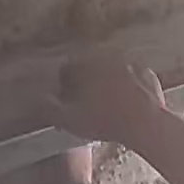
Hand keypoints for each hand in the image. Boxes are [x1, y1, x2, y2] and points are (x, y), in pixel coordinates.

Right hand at [52, 55, 168, 146]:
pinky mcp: (146, 74)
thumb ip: (50, 108)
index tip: (68, 99)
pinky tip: (129, 103)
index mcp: (84, 67)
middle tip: (88, 105)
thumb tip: (37, 99)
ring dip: (108, 83)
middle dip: (87, 82)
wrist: (145, 123)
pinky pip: (133, 77)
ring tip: (109, 106)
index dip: (65, 85)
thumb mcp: (70, 120)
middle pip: (89, 68)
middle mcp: (105, 59)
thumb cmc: (105, 121)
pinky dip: (130, 87)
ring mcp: (128, 64)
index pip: (67, 70)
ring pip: (112, 71)